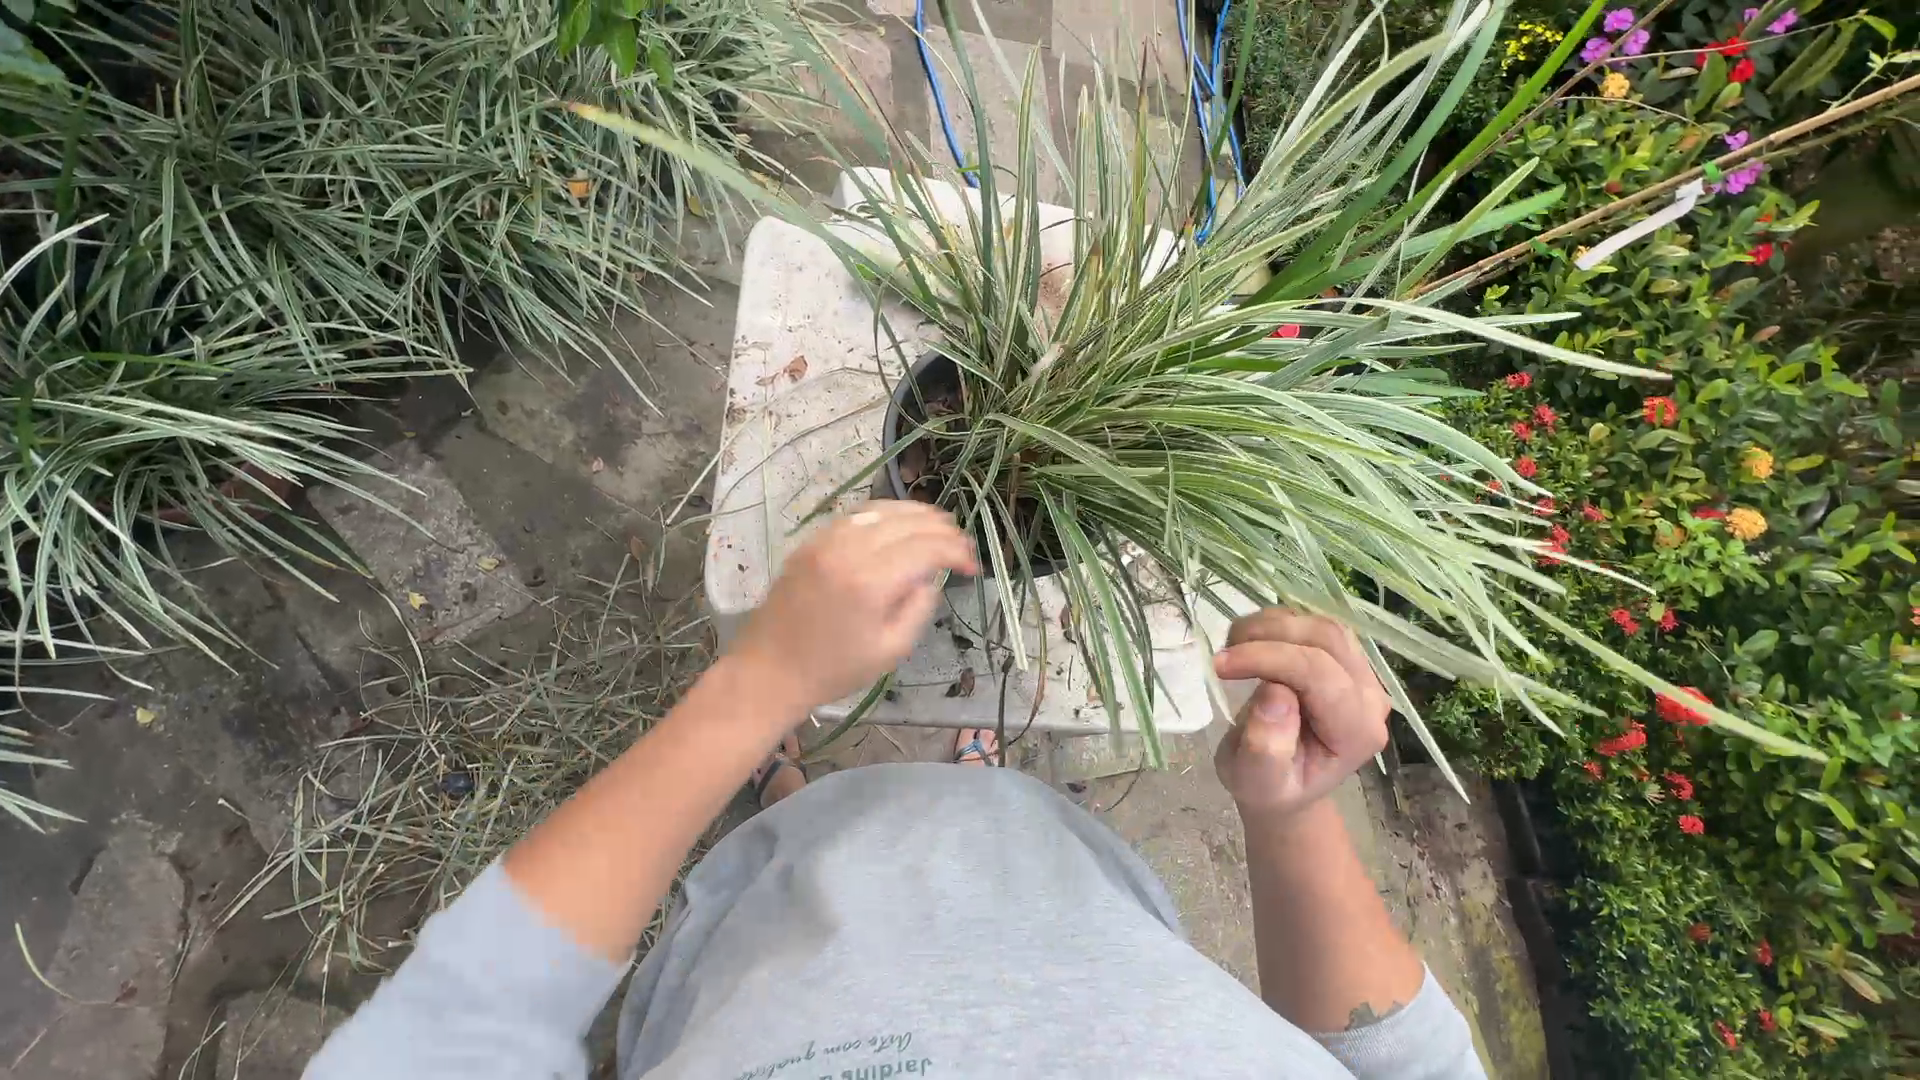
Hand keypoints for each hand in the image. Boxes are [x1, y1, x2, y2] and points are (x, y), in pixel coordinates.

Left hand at [729, 501, 978, 709]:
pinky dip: (883, 515)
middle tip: (960, 544)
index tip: (972, 567)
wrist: (770, 671)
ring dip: (914, 514)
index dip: (956, 552)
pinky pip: (854, 517)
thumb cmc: (833, 670)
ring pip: (880, 511)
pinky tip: (897, 525)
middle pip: (906, 522)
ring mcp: (824, 541)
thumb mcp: (891, 650)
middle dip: (941, 528)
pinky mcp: (810, 542)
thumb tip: (929, 577)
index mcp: (870, 582)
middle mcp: (847, 550)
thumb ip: (918, 607)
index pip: (926, 548)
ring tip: (937, 526)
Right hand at [1211, 609, 1390, 817]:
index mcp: (1356, 732)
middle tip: (1225, 655)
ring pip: (1322, 625)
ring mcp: (1362, 675)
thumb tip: (1274, 692)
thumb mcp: (1256, 780)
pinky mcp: (1343, 659)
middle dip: (1268, 636)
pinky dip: (1277, 623)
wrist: (1279, 783)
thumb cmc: (1266, 786)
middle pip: (1326, 640)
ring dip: (1272, 626)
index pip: (1318, 674)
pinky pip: (1314, 622)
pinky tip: (1250, 644)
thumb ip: (1266, 746)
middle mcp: (1369, 698)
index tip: (1220, 666)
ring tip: (1234, 648)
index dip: (1268, 659)